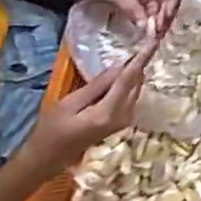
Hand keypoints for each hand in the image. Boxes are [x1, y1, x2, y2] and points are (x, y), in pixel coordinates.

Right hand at [22, 39, 157, 170]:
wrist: (46, 159)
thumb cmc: (50, 131)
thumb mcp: (68, 104)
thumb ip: (97, 85)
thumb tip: (120, 65)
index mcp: (108, 112)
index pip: (129, 79)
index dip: (142, 58)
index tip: (154, 41)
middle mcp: (124, 116)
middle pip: (136, 82)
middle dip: (139, 63)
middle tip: (143, 41)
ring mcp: (126, 119)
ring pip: (136, 88)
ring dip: (134, 73)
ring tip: (134, 54)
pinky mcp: (123, 120)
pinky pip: (131, 95)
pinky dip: (129, 83)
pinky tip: (122, 74)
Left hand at [70, 0, 181, 41]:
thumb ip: (134, 9)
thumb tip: (147, 26)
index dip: (171, 3)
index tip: (163, 20)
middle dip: (167, 11)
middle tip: (161, 30)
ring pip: (163, 0)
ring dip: (160, 15)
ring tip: (155, 31)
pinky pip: (153, 2)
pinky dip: (152, 14)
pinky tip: (149, 25)